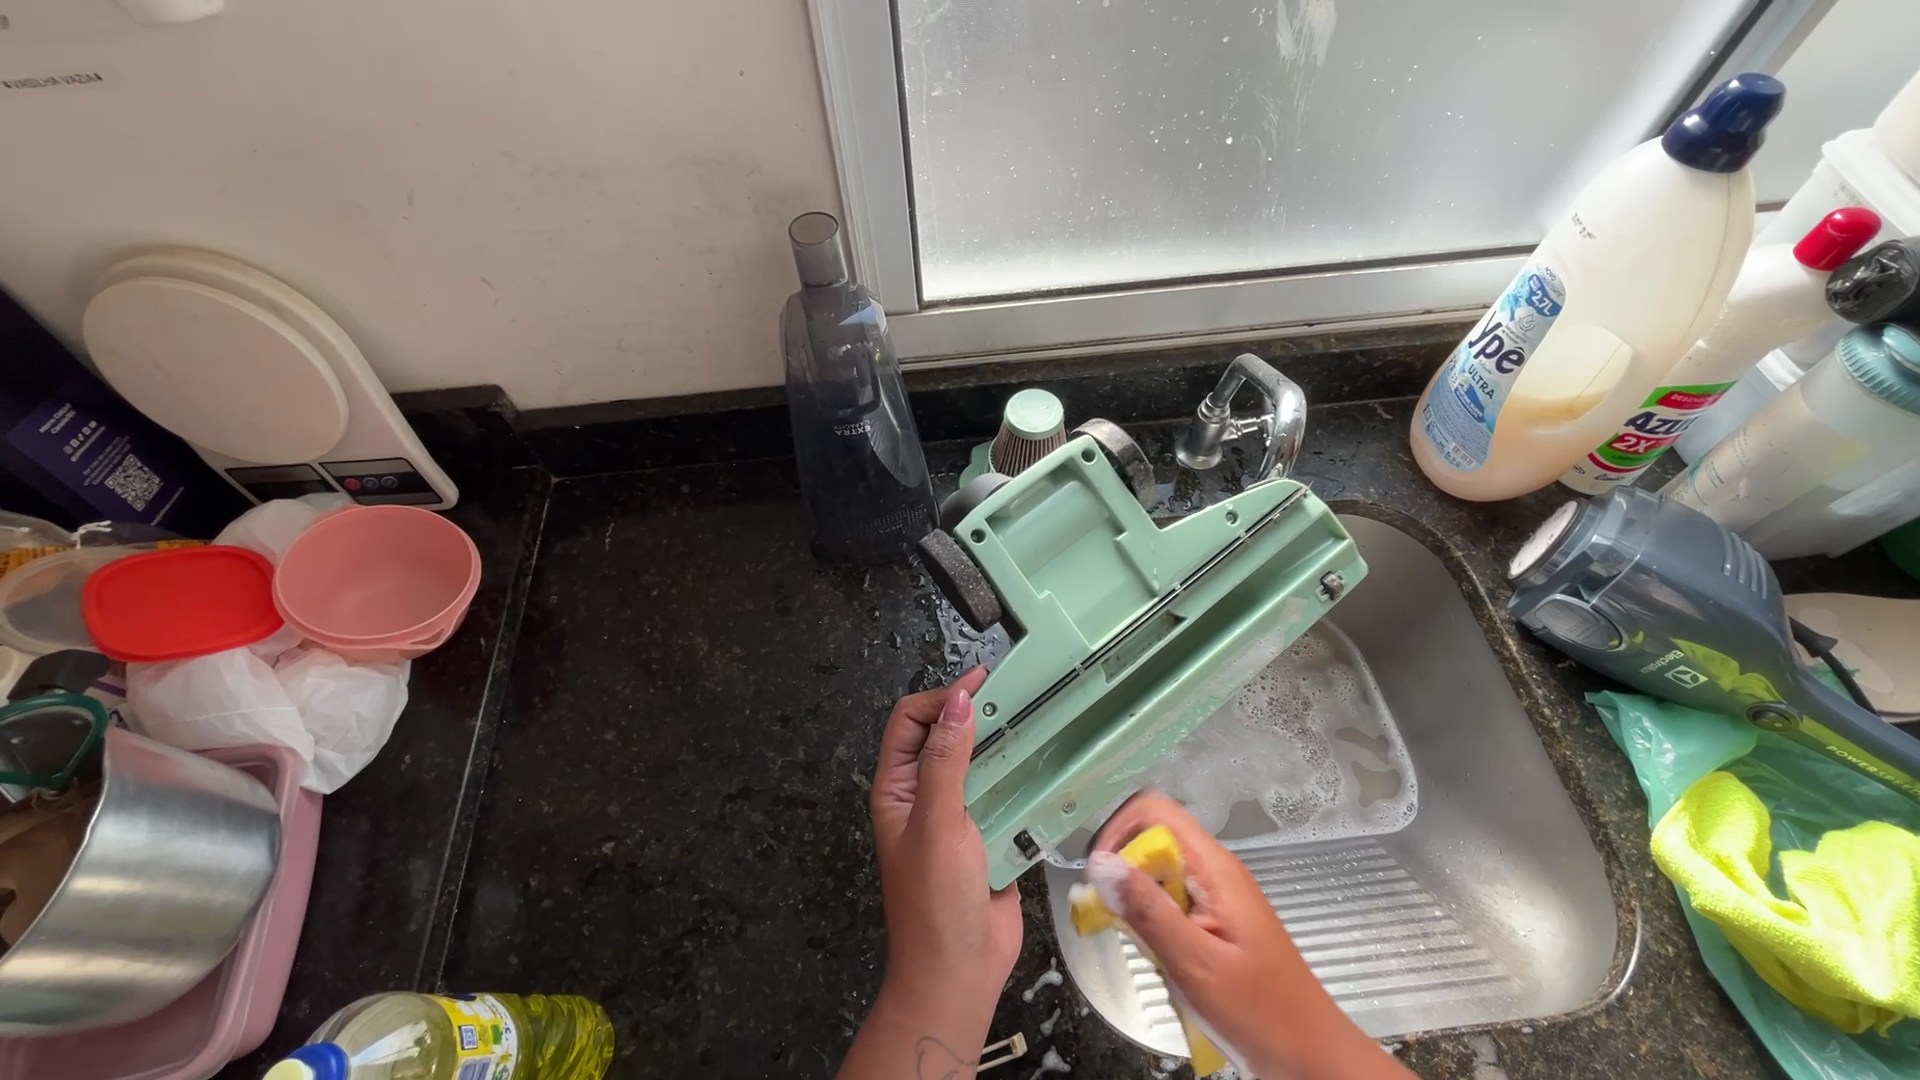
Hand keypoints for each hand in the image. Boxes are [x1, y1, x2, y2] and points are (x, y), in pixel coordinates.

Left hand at [841, 668, 1020, 1079]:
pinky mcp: (990, 834)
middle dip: (978, 715)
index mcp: (898, 787)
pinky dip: (1023, 780)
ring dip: (1006, 746)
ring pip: (982, 764)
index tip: (981, 683)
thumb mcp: (937, 822)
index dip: (941, 697)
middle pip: (949, 736)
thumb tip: (958, 699)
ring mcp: (960, 814)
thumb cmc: (934, 900)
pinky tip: (1049, 767)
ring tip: (1039, 723)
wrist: (960, 972)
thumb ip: (948, 760)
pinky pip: (1006, 794)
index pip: (911, 721)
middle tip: (1020, 696)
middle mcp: (926, 794)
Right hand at [1092, 792, 1413, 1079]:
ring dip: (1135, 897)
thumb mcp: (1194, 962)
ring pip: (1160, 870)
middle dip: (1122, 868)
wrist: (1310, 1058)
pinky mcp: (1217, 918)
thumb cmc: (1258, 1012)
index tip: (1099, 876)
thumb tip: (1099, 864)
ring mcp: (1218, 894)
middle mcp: (1216, 870)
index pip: (1154, 811)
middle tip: (1105, 912)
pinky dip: (1152, 917)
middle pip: (1153, 838)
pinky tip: (1154, 952)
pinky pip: (1172, 897)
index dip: (1118, 830)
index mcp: (1215, 868)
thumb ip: (1146, 910)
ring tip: (1129, 937)